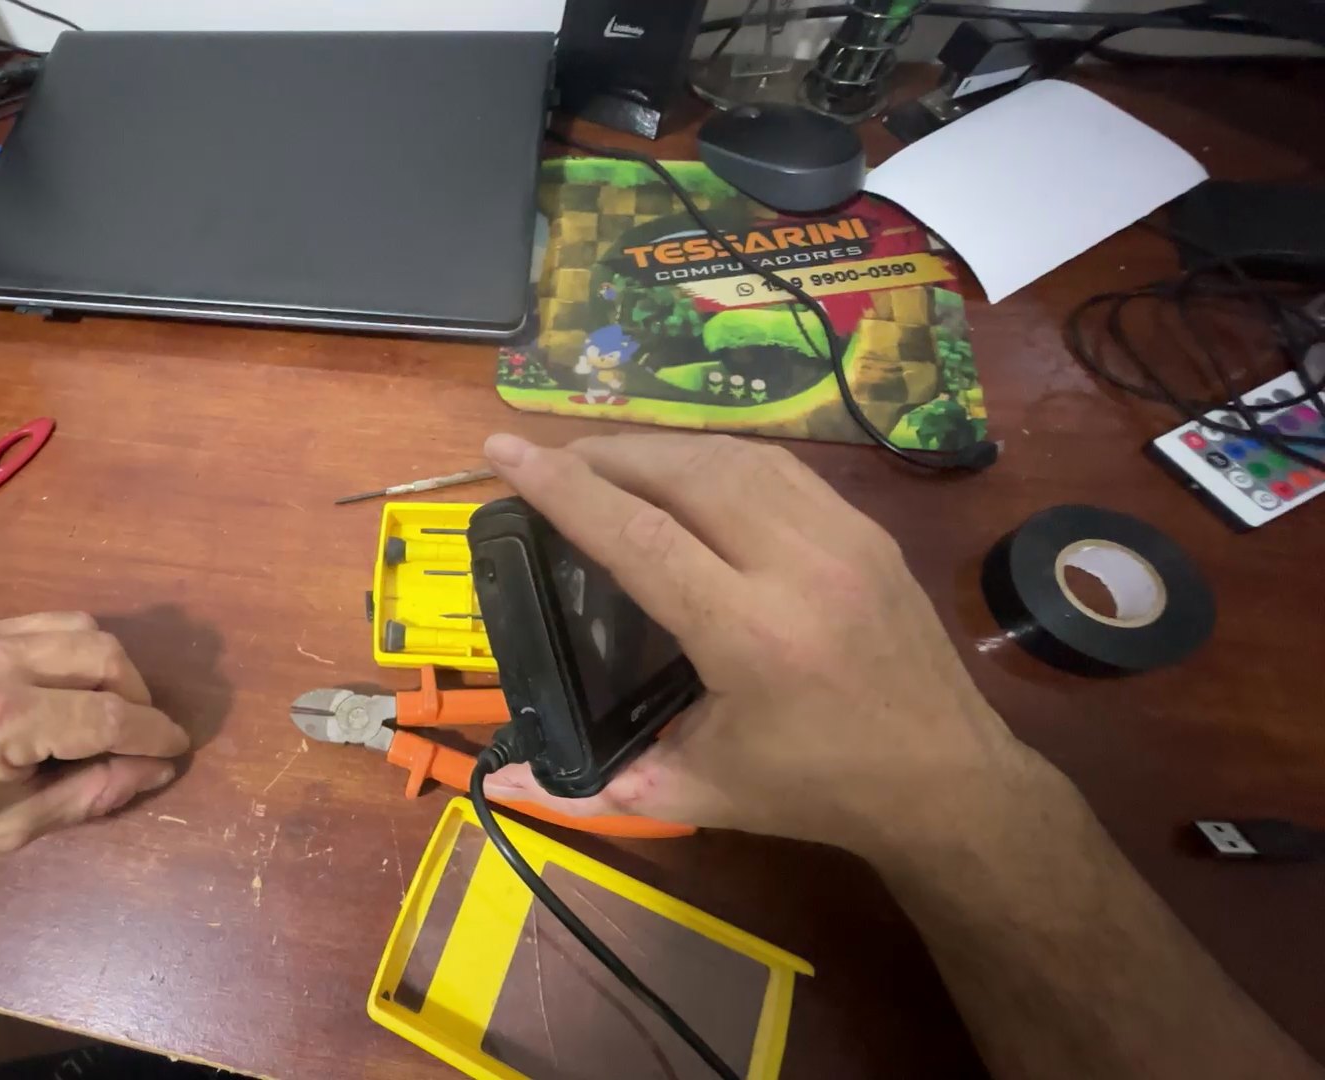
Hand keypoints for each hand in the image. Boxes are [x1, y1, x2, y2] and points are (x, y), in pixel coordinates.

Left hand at [0, 613, 189, 903]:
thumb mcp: (7, 830)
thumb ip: (92, 794)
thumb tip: (156, 770)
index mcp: (0, 720)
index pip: (109, 716)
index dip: (154, 734)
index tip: (180, 747)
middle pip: (103, 653)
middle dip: (138, 692)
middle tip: (140, 731)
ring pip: (76, 626)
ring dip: (107, 664)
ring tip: (105, 705)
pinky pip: (36, 624)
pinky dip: (66, 649)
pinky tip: (57, 686)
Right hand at [479, 432, 1053, 858]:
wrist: (950, 786)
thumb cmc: (810, 789)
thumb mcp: (694, 793)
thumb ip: (593, 786)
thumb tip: (504, 786)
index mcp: (748, 635)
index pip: (637, 534)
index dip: (562, 488)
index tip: (504, 453)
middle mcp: (797, 567)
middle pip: (679, 473)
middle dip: (598, 455)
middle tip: (544, 460)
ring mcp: (840, 536)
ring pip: (726, 455)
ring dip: (649, 447)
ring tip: (597, 458)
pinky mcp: (862, 526)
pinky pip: (768, 463)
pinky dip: (704, 452)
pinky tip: (673, 466)